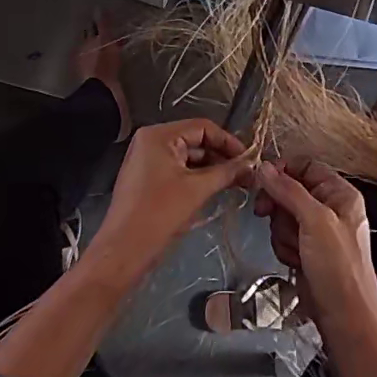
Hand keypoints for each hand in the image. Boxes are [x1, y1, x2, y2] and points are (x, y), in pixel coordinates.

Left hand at [94, 119, 248, 270]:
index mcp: (159, 136)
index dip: (229, 142)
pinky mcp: (148, 178)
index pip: (203, 128)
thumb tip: (251, 165)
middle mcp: (150, 141)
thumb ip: (227, 172)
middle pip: (196, 140)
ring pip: (189, 157)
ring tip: (237, 182)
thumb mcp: (199, 189)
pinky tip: (217, 188)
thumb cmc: (161, 213)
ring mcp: (147, 160)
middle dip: (222, 156)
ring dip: (212, 168)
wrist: (125, 249)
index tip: (250, 158)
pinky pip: (179, 169)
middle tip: (246, 173)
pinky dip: (198, 177)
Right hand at [253, 159, 376, 376]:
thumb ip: (289, 192)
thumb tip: (265, 167)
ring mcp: (318, 231)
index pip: (307, 167)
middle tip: (266, 214)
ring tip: (297, 250)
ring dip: (282, 233)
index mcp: (341, 194)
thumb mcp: (316, 222)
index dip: (283, 172)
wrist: (344, 316)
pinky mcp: (306, 251)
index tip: (261, 181)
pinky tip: (295, 261)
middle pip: (290, 192)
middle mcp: (330, 208)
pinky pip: (284, 238)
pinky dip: (284, 248)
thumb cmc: (339, 267)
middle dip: (279, 208)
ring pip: (283, 216)